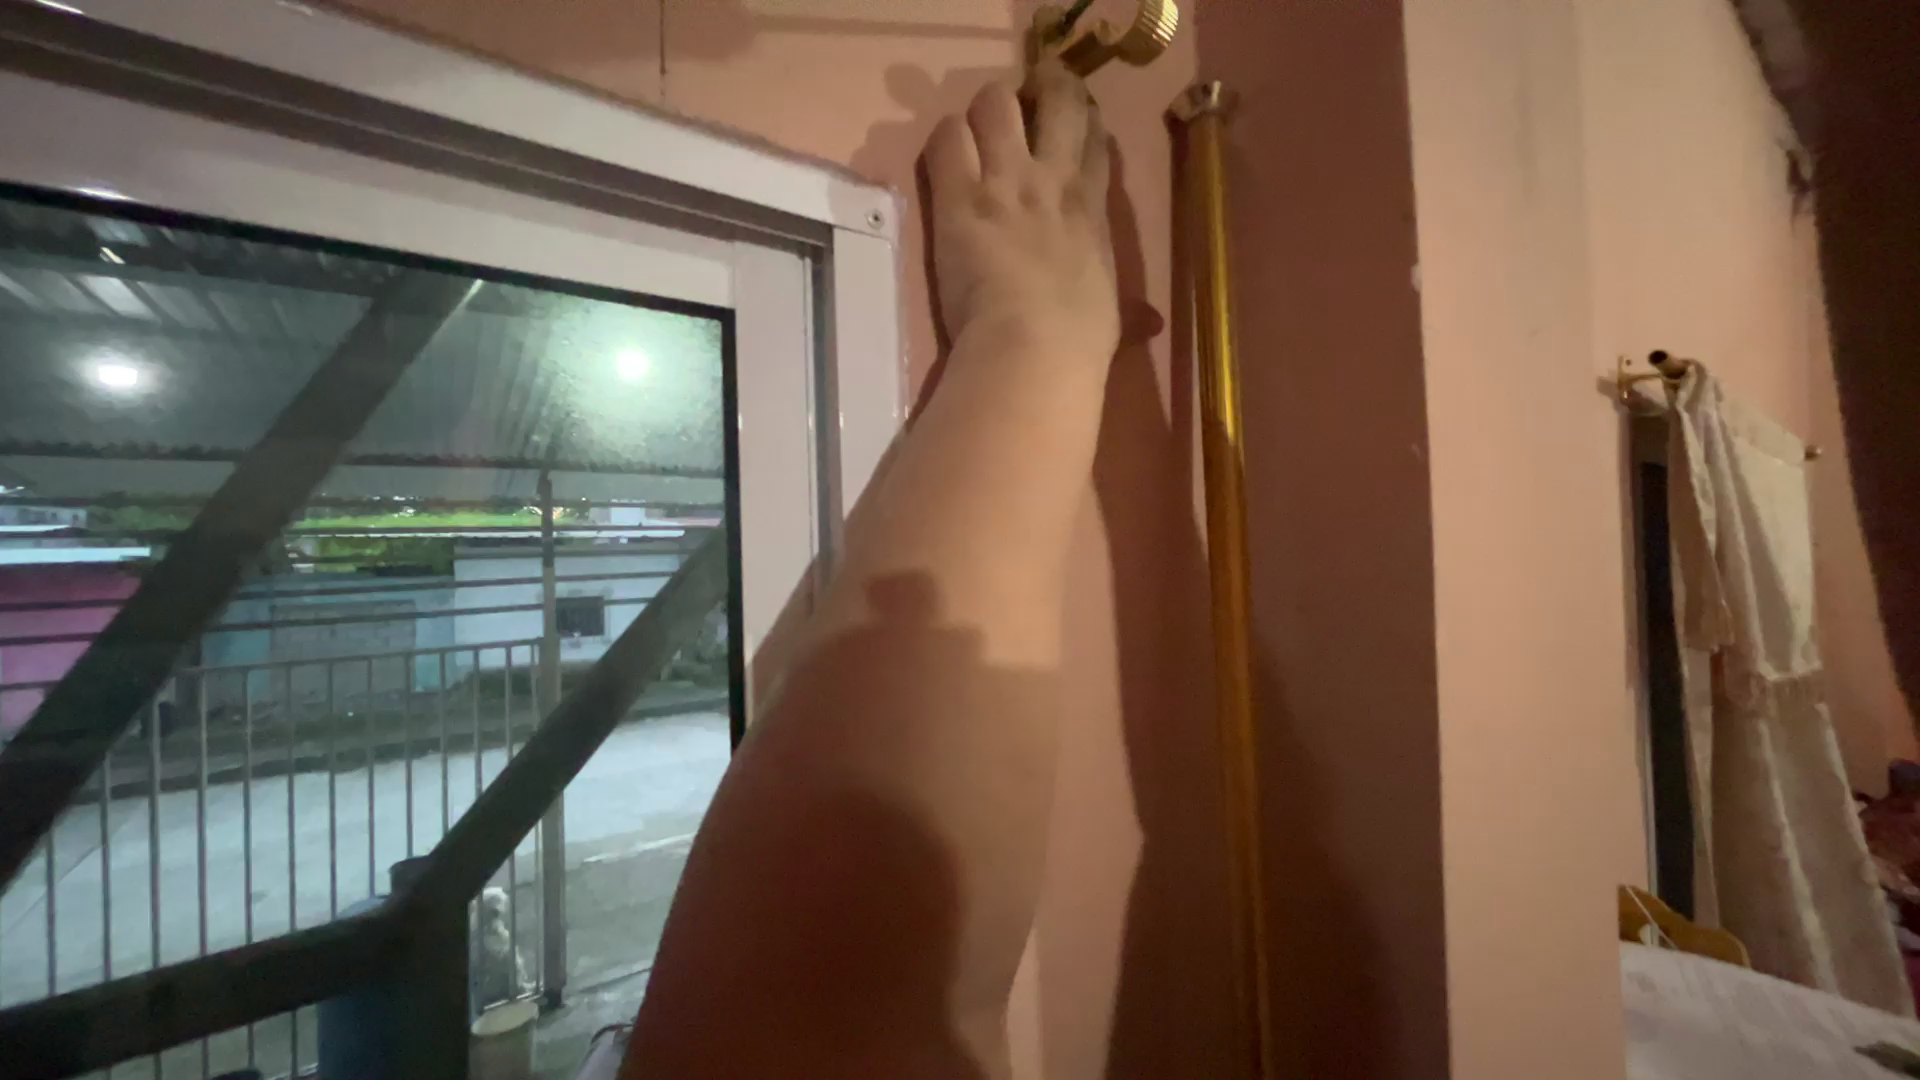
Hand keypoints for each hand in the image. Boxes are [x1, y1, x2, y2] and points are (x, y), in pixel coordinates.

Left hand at [925, 59, 1118, 366]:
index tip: (1066, 136)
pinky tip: (944, 165)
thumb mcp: (1112, 315)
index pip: (1094, 139)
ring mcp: (1005, 181)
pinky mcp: (960, 197)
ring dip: (983, 114)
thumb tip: (1151, 324)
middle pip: (1056, 97)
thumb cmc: (1078, 342)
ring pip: (994, 102)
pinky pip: (946, 138)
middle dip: (1040, 92)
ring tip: (973, 140)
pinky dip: (944, 142)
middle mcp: (1053, 180)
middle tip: (1019, 114)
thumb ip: (1127, 309)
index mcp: (1092, 210)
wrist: (1035, 347)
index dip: (1081, 124)